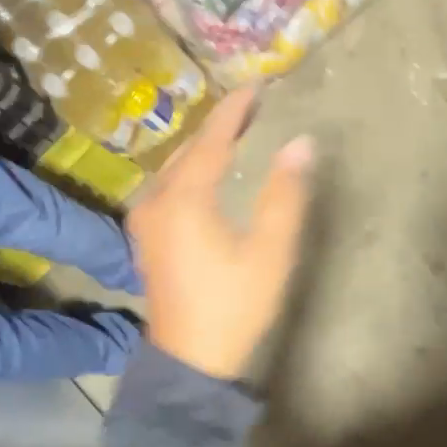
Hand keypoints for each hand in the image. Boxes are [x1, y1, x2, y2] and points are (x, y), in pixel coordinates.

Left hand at [128, 88, 314, 379]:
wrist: (191, 360)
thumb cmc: (234, 307)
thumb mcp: (269, 252)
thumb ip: (285, 195)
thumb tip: (301, 143)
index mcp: (185, 198)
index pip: (212, 139)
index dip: (236, 111)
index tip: (257, 87)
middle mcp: (156, 200)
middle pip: (188, 150)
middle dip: (218, 127)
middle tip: (250, 109)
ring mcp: (145, 221)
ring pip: (174, 169)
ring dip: (202, 151)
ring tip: (232, 136)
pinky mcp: (146, 239)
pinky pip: (167, 188)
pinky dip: (189, 174)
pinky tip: (204, 178)